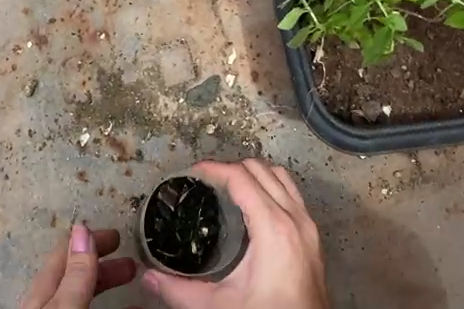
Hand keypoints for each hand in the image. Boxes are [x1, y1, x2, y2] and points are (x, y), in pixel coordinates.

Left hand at [19, 223, 139, 308]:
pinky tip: (133, 307)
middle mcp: (48, 304)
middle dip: (104, 264)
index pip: (67, 254)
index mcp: (41, 293)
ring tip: (134, 280)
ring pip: (86, 296)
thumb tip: (82, 228)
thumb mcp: (63, 308)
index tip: (117, 235)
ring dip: (109, 285)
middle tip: (131, 259)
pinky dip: (112, 307)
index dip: (91, 240)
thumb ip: (74, 275)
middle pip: (78, 276)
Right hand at [143, 159, 328, 308]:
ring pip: (280, 176)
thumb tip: (150, 278)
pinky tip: (255, 205)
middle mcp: (294, 218)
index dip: (214, 168)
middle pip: (260, 169)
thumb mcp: (221, 305)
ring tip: (230, 187)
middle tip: (207, 181)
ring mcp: (308, 225)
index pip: (241, 177)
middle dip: (231, 168)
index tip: (195, 171)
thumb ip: (182, 291)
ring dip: (254, 174)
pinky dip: (272, 187)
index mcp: (272, 228)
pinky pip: (293, 194)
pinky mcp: (313, 236)